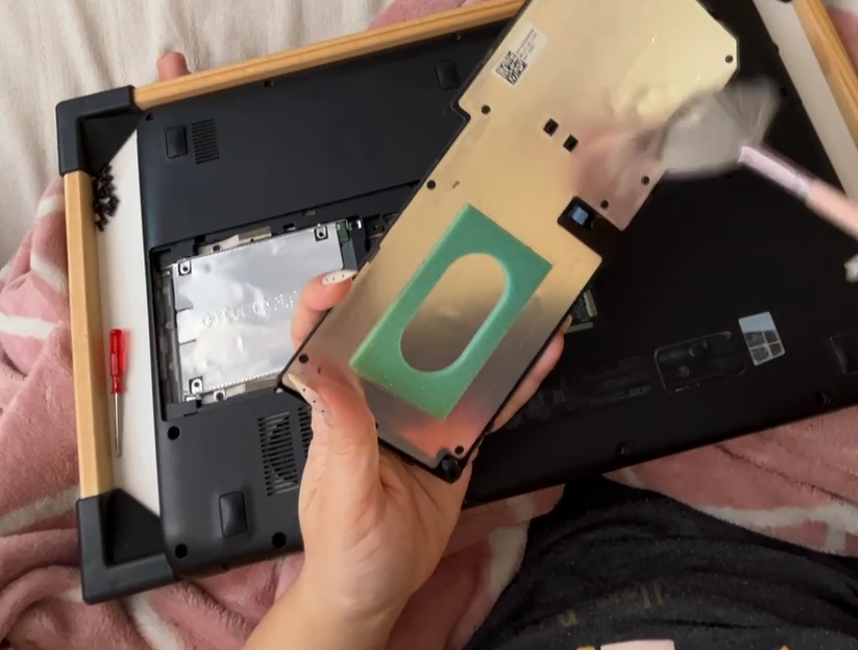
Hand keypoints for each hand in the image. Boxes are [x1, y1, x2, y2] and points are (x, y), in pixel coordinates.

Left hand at [281, 272, 562, 641]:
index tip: (347, 282)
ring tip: (511, 300)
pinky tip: (536, 358)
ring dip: (477, 329)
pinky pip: (486, 399)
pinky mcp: (454, 435)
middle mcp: (379, 399)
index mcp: (340, 406)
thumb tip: (326, 374)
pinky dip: (513, 378)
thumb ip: (341, 436)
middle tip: (453, 265)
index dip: (327, 301)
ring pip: (449, 358)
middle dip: (421, 294)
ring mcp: (420, 413)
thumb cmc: (346, 550)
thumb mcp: (341, 494)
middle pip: (396, 332)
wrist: (379, 592)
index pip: (321, 338)